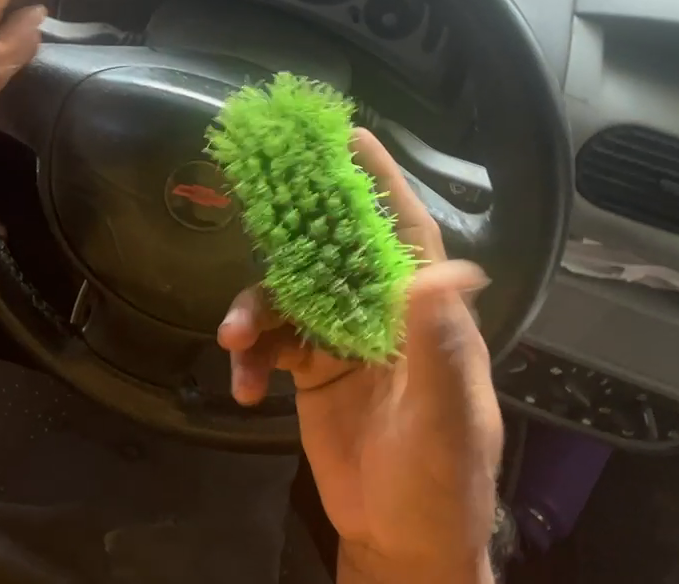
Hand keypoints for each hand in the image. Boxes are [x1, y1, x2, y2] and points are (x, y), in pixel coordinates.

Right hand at [217, 129, 500, 583]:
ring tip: (235, 341)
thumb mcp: (443, 419)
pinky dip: (251, 356)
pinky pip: (270, 341)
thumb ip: (436, 346)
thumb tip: (440, 269)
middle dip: (294, 231)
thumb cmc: (439, 482)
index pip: (407, 234)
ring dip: (255, 312)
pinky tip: (244, 388)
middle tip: (257, 195)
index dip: (382, 183)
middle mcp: (382, 315)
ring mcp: (342, 339)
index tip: (351, 137)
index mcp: (426, 316)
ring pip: (288, 296)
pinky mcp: (310, 368)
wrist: (400, 542)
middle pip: (333, 251)